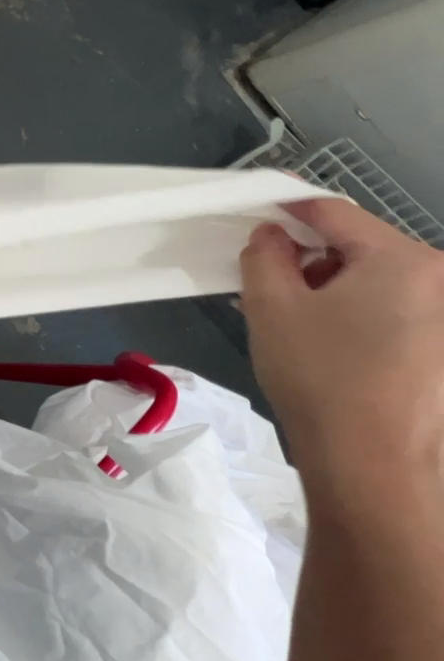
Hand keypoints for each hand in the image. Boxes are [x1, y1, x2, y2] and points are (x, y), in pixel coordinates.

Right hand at [241, 200, 443, 491]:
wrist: (375, 456)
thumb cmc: (317, 372)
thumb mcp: (269, 305)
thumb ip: (264, 255)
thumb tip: (273, 234)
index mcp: (405, 260)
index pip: (336, 212)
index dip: (289, 205)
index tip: (256, 206)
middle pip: (365, 245)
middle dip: (313, 254)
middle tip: (268, 278)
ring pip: (383, 277)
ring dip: (336, 283)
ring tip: (296, 315)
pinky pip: (401, 305)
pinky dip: (361, 308)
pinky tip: (330, 338)